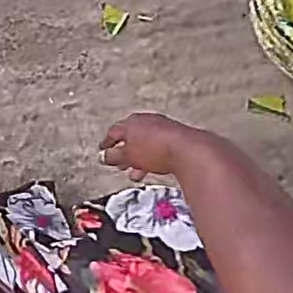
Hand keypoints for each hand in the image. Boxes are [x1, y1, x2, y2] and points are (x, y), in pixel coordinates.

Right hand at [98, 112, 221, 182]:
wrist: (189, 150)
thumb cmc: (156, 150)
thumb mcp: (127, 156)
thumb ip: (113, 156)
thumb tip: (104, 156)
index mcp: (130, 123)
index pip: (113, 132)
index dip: (107, 143)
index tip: (104, 150)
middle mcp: (146, 121)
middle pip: (130, 137)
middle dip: (124, 152)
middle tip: (120, 163)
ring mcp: (162, 126)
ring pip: (145, 143)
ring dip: (139, 157)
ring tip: (137, 171)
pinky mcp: (175, 135)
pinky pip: (158, 146)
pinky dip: (153, 157)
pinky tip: (154, 167)